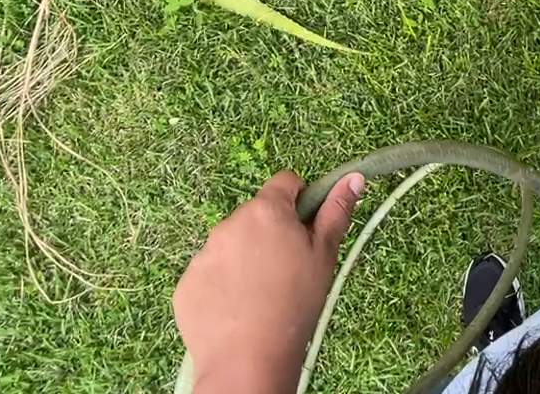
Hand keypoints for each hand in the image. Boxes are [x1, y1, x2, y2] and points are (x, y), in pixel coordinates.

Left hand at [174, 170, 364, 393]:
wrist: (248, 362)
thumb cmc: (295, 304)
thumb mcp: (325, 254)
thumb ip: (337, 211)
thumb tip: (353, 177)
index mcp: (267, 209)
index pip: (285, 182)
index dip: (300, 201)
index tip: (305, 229)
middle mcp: (231, 222)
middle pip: (258, 214)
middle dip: (272, 231)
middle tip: (287, 267)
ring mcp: (204, 253)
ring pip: (233, 242)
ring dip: (246, 255)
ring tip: (261, 293)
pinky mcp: (186, 282)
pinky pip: (210, 270)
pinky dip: (223, 282)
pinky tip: (237, 307)